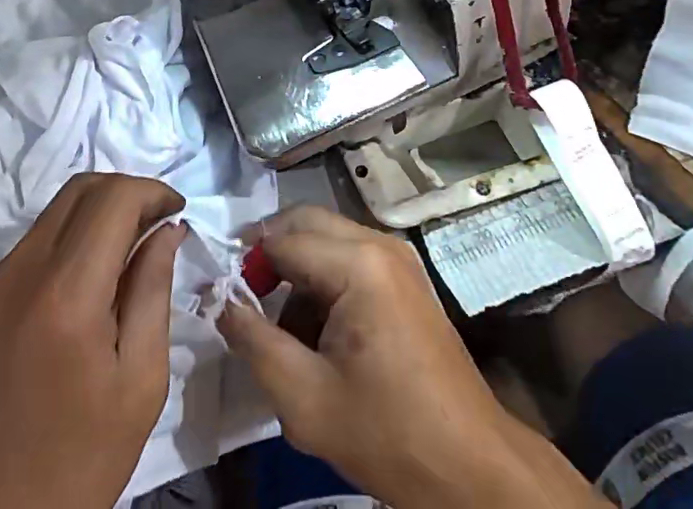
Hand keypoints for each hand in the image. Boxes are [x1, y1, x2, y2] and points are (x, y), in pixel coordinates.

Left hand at [0, 174, 187, 508]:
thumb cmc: (81, 461)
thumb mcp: (140, 381)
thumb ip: (153, 290)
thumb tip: (167, 230)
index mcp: (66, 294)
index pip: (111, 199)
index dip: (151, 191)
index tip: (178, 212)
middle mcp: (19, 273)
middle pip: (78, 190)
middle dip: (126, 192)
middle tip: (159, 223)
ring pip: (52, 213)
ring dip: (97, 214)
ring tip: (131, 249)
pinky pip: (31, 246)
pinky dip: (69, 241)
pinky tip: (91, 279)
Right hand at [218, 206, 604, 508]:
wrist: (472, 469)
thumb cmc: (387, 432)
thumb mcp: (302, 395)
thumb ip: (251, 339)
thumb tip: (220, 300)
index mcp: (357, 264)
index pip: (279, 240)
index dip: (245, 266)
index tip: (223, 298)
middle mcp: (379, 244)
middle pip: (303, 222)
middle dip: (269, 255)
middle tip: (246, 300)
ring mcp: (398, 259)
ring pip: (325, 238)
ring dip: (296, 270)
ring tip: (283, 330)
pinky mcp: (405, 278)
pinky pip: (348, 258)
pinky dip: (322, 281)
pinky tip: (318, 333)